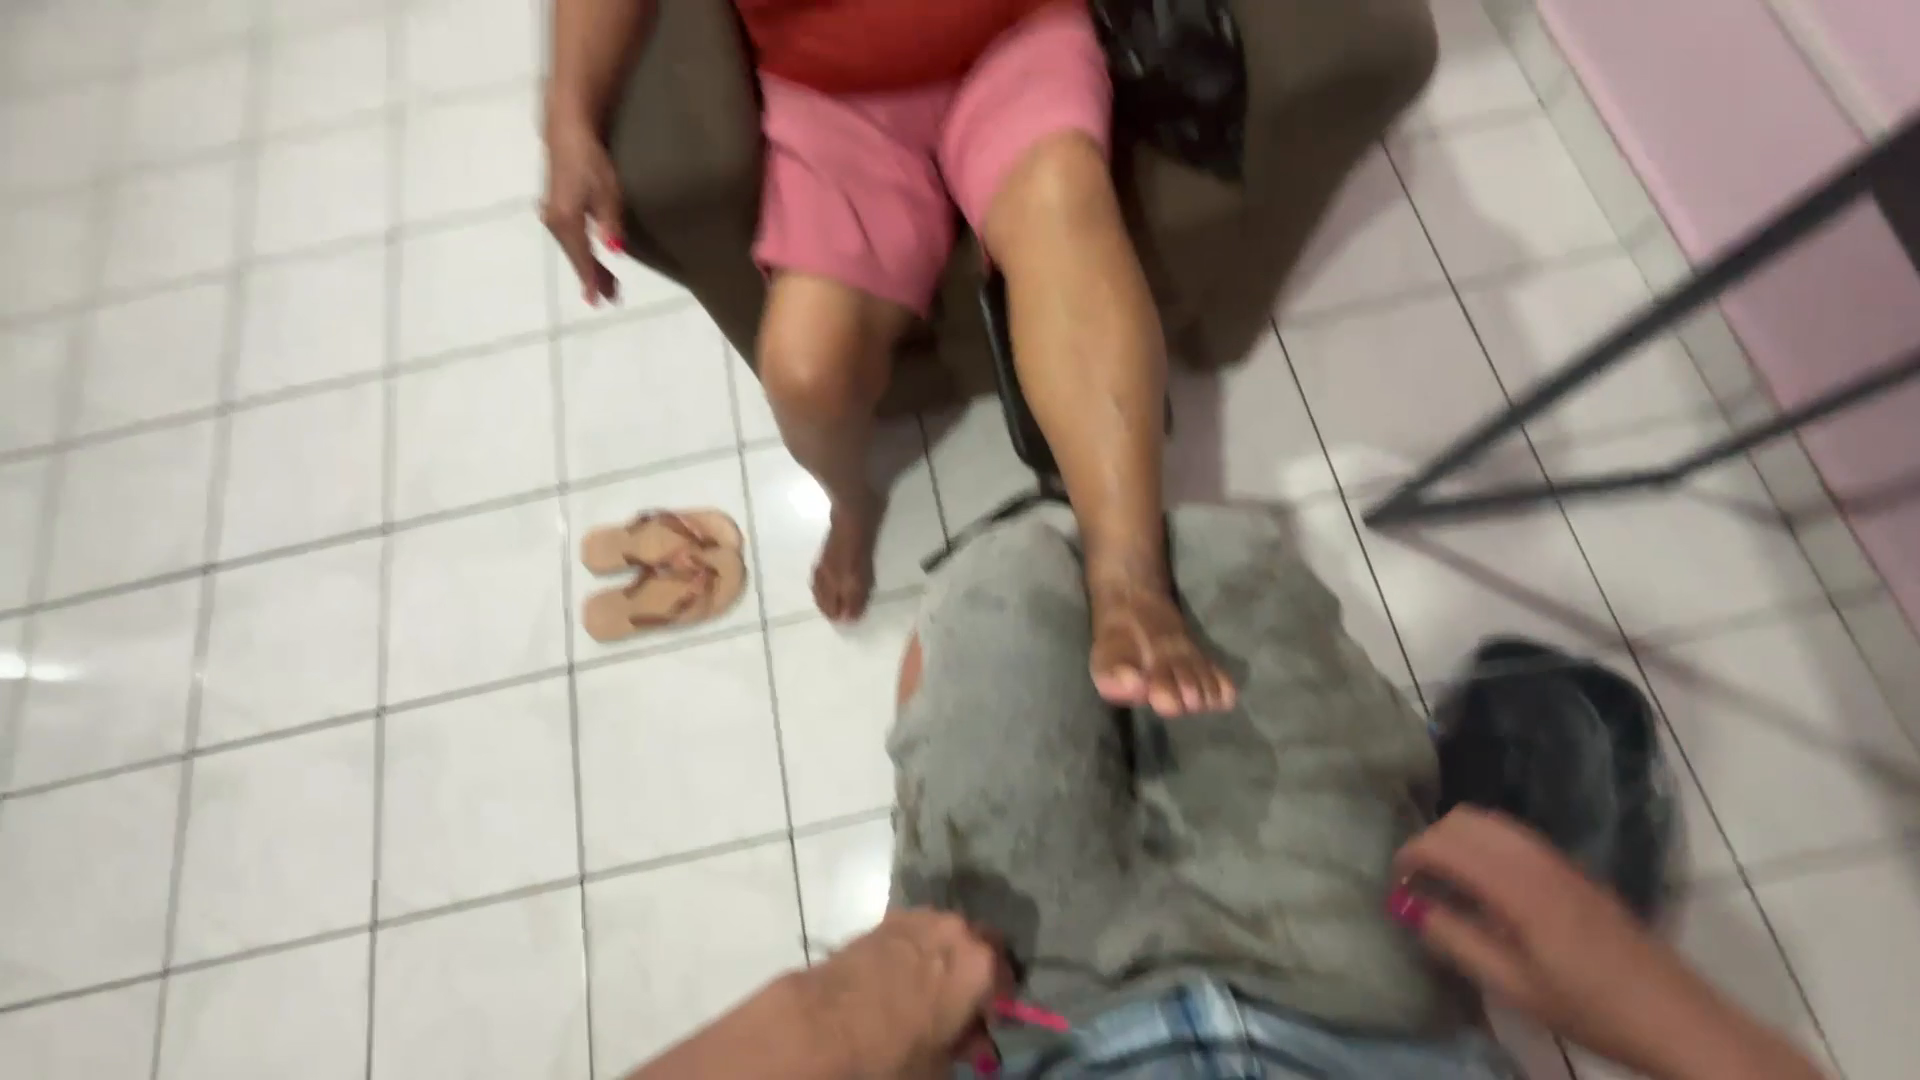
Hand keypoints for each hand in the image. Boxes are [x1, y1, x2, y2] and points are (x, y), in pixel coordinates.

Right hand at [541, 109, 622, 306]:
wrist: (566, 131)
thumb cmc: (590, 160)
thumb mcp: (607, 192)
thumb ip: (610, 222)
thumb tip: (614, 251)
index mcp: (567, 219)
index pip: (582, 257)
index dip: (591, 279)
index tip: (597, 301)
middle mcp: (555, 220)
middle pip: (576, 256)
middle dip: (593, 278)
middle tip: (613, 298)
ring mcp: (552, 214)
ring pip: (573, 249)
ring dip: (589, 267)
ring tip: (607, 286)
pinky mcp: (555, 209)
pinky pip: (570, 240)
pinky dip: (582, 253)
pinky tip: (591, 261)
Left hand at [799, 910, 1008, 1077]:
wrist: (826, 1022)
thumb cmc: (893, 1051)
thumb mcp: (941, 1063)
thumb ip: (965, 1044)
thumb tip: (971, 1038)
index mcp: (980, 963)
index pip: (1007, 978)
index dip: (999, 1003)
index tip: (987, 1023)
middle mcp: (957, 929)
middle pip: (980, 944)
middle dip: (976, 970)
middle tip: (961, 1003)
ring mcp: (922, 917)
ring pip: (948, 934)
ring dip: (947, 956)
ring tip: (928, 988)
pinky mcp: (890, 917)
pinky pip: (919, 932)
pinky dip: (919, 950)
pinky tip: (903, 976)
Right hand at [1391, 808, 1724, 1076]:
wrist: (1682, 1023)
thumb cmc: (1591, 1008)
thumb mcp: (1512, 985)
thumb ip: (1454, 938)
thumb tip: (1408, 905)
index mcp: (1517, 885)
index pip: (1443, 843)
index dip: (1408, 857)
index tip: (1398, 888)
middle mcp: (1535, 859)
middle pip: (1463, 820)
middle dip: (1429, 842)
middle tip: (1419, 882)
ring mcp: (1558, 860)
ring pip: (1488, 821)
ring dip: (1457, 840)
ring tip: (1448, 882)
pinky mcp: (1572, 871)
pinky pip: (1511, 835)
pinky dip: (1483, 845)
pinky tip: (1486, 886)